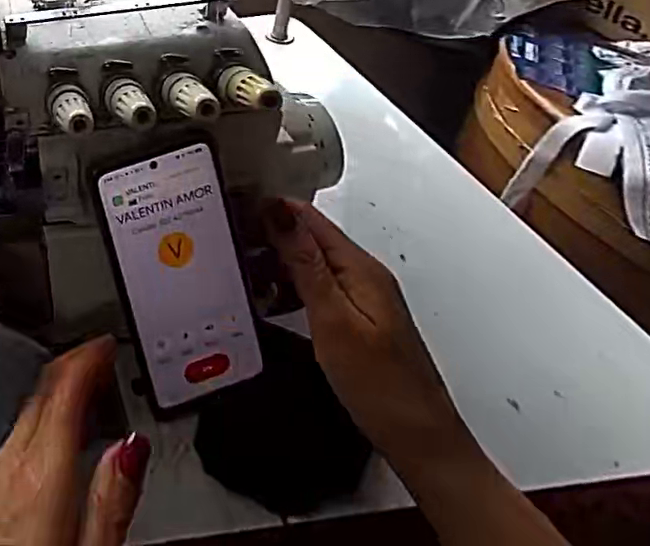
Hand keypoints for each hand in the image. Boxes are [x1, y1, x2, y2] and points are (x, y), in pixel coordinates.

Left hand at [0, 336, 150, 545]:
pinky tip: (56, 419)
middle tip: (101, 354)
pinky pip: (19, 425)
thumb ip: (113, 496)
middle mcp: (14, 459)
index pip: (63, 391)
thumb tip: (131, 446)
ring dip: (57, 383)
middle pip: (43, 390)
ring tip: (86, 380)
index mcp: (43, 471)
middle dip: (73, 363)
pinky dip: (43, 408)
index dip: (85, 358)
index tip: (103, 342)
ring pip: (30, 404)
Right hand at [261, 199, 569, 545]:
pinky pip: (312, 285)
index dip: (269, 207)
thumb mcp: (333, 319)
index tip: (233, 204)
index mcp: (360, 269)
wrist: (422, 444)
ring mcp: (359, 297)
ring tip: (239, 265)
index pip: (308, 217)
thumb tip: (282, 213)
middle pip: (306, 236)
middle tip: (227, 237)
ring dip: (273, 258)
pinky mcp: (353, 317)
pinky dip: (285, 284)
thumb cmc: (383, 387)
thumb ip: (305, 263)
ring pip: (306, 260)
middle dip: (266, 231)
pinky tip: (267, 296)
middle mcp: (362, 276)